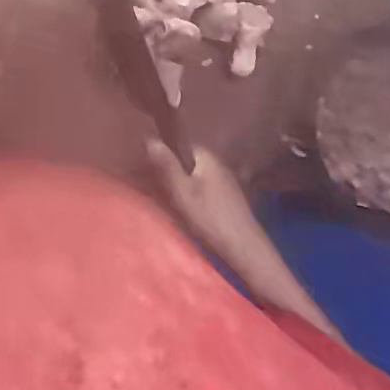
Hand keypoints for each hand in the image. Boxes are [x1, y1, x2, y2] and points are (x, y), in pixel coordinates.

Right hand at [145, 139, 264, 265]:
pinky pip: (202, 189)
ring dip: (179, 184)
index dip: (161, 153)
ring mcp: (225, 182)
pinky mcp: (228, 199)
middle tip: (150, 183)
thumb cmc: (209, 218)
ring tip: (163, 197)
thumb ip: (166, 165)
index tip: (145, 165)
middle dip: (169, 169)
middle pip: (186, 161)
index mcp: (207, 157)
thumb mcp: (181, 191)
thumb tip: (149, 138)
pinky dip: (191, 194)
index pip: (179, 144)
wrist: (245, 250)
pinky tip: (184, 208)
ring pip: (194, 176)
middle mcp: (218, 164)